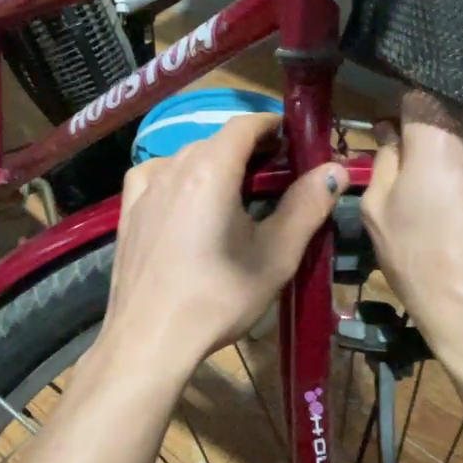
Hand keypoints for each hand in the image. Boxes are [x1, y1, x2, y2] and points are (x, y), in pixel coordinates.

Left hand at [99, 114, 344, 371]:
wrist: (151, 338)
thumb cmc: (219, 297)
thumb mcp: (276, 255)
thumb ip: (307, 206)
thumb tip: (334, 169)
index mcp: (211, 170)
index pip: (244, 125)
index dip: (272, 126)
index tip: (294, 142)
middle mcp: (175, 167)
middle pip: (217, 140)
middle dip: (249, 148)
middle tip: (276, 176)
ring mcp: (147, 187)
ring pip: (187, 156)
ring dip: (214, 162)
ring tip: (236, 191)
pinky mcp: (128, 210)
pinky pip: (155, 174)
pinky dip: (176, 174)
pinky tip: (184, 195)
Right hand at [360, 91, 462, 369]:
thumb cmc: (422, 264)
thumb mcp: (378, 212)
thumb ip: (385, 159)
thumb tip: (392, 133)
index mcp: (438, 137)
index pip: (416, 95)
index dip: (402, 115)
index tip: (397, 138)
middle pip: (452, 112)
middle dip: (435, 132)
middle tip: (424, 170)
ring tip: (459, 192)